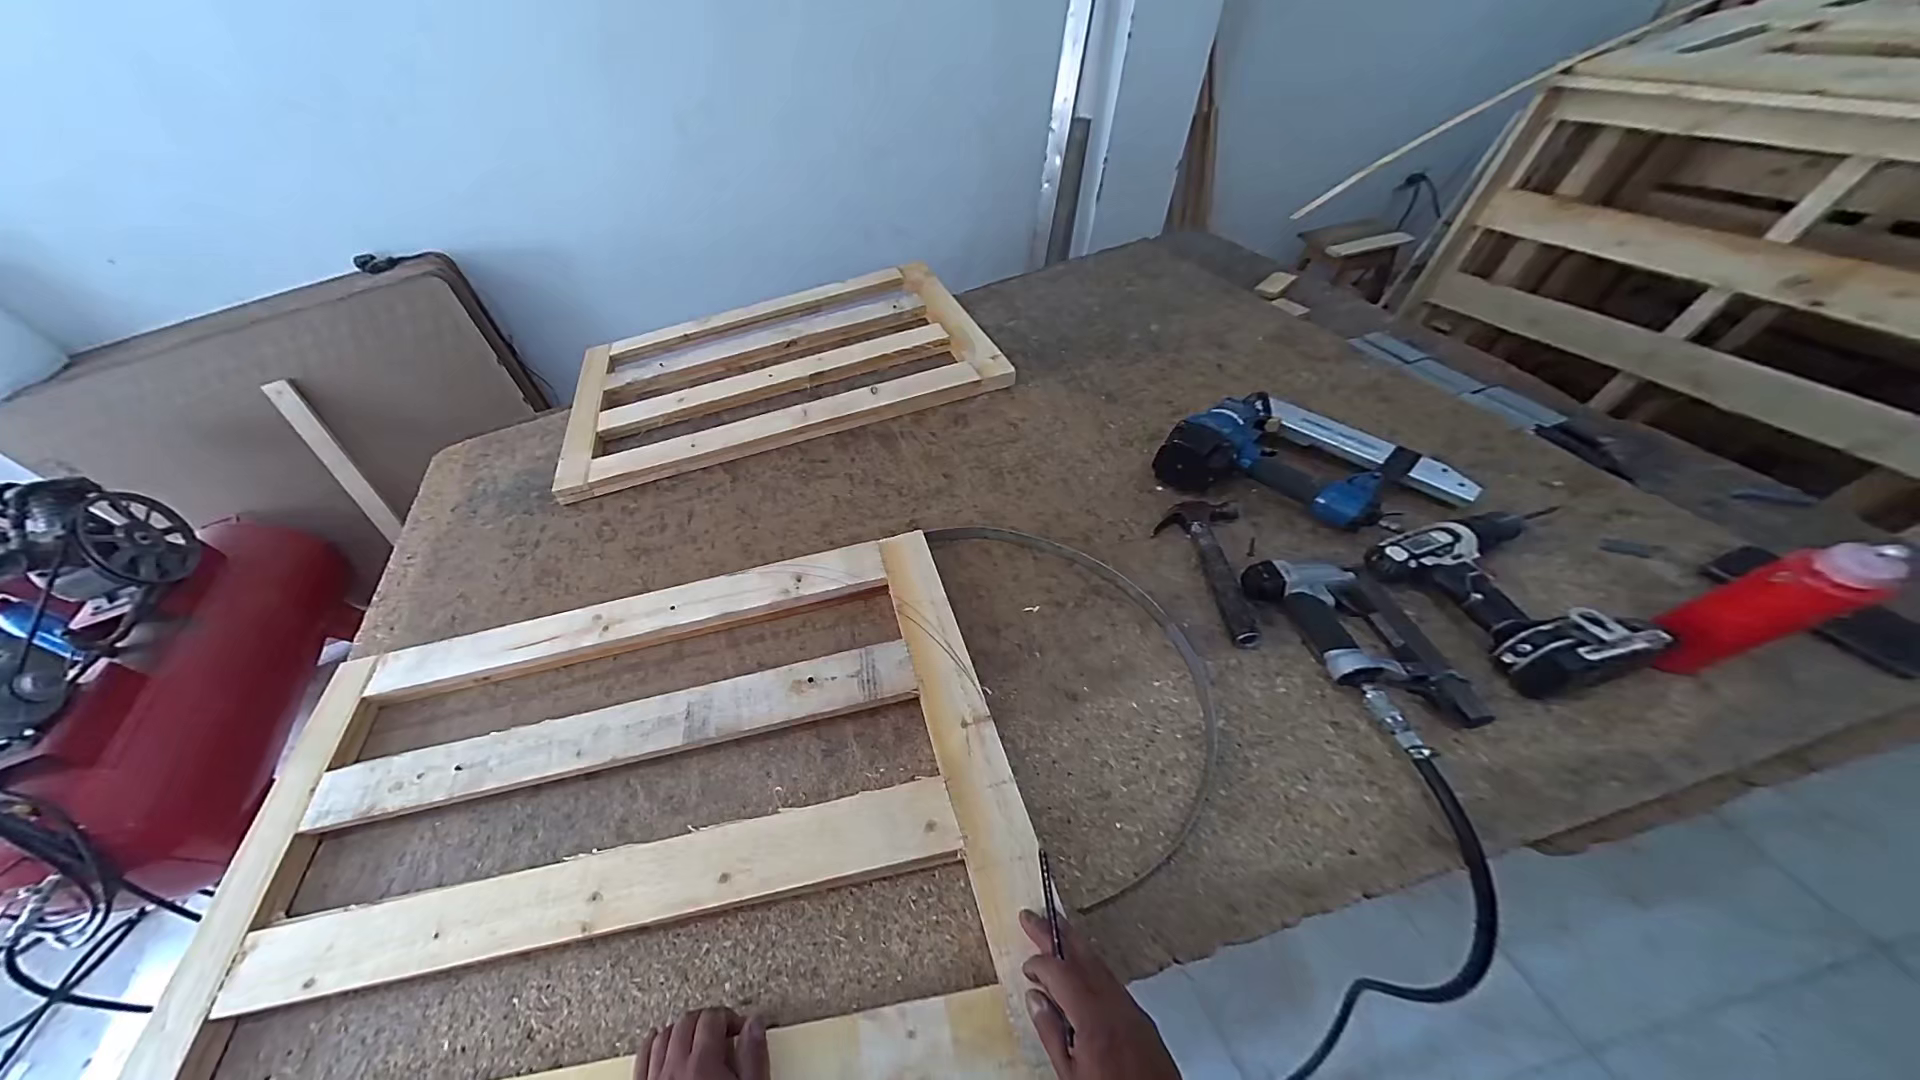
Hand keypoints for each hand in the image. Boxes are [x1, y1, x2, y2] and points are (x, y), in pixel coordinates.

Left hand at [635, 1007, 767, 1079]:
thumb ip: (754, 1055)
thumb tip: (755, 1023)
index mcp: (703, 1063)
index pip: (713, 1017)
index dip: (729, 1016)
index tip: (739, 1027)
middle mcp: (675, 1068)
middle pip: (687, 1021)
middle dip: (706, 1018)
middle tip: (722, 1028)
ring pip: (663, 1036)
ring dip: (681, 1028)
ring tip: (696, 1033)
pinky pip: (641, 1060)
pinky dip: (650, 1044)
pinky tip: (657, 1038)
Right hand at [1020, 909, 1180, 1079]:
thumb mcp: (1069, 1075)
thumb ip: (1051, 1033)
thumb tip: (1035, 998)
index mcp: (1093, 1017)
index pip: (1061, 973)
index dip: (1039, 964)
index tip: (1026, 967)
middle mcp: (1114, 1003)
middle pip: (1081, 955)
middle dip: (1055, 932)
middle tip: (1033, 916)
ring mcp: (1131, 1007)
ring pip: (1098, 964)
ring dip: (1074, 945)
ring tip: (1054, 932)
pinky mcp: (1141, 1017)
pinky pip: (1111, 980)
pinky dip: (1090, 966)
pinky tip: (1080, 968)